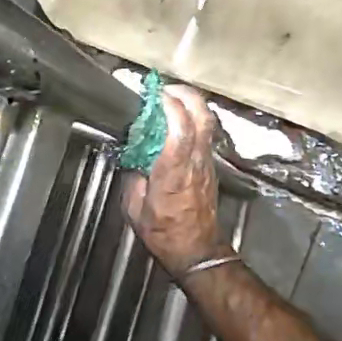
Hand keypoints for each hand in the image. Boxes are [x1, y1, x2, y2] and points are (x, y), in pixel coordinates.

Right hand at [122, 86, 227, 280]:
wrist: (198, 252)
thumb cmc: (166, 234)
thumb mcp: (135, 208)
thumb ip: (133, 178)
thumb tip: (132, 160)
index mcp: (172, 173)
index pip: (180, 130)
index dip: (170, 106)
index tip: (155, 94)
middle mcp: (193, 163)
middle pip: (201, 117)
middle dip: (186, 95)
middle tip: (166, 88)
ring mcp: (205, 163)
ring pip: (206, 123)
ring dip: (190, 105)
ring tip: (170, 100)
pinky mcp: (209, 167)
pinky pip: (204, 135)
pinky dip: (192, 120)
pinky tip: (177, 123)